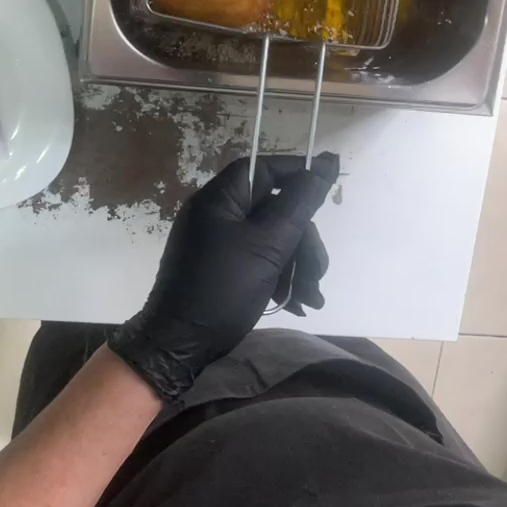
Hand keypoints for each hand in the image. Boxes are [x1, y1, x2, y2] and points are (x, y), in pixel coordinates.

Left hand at [108, 153, 338, 400]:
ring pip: (270, 238)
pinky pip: (258, 259)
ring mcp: (216, 242)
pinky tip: (296, 303)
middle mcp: (215, 214)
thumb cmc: (222, 289)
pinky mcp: (220, 267)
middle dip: (302, 240)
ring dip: (296, 265)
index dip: (297, 176)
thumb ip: (300, 202)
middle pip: (273, 208)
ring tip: (310, 297)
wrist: (180, 345)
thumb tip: (324, 162)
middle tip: (317, 273)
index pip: (263, 169)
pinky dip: (279, 277)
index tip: (326, 195)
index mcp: (218, 199)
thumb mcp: (268, 245)